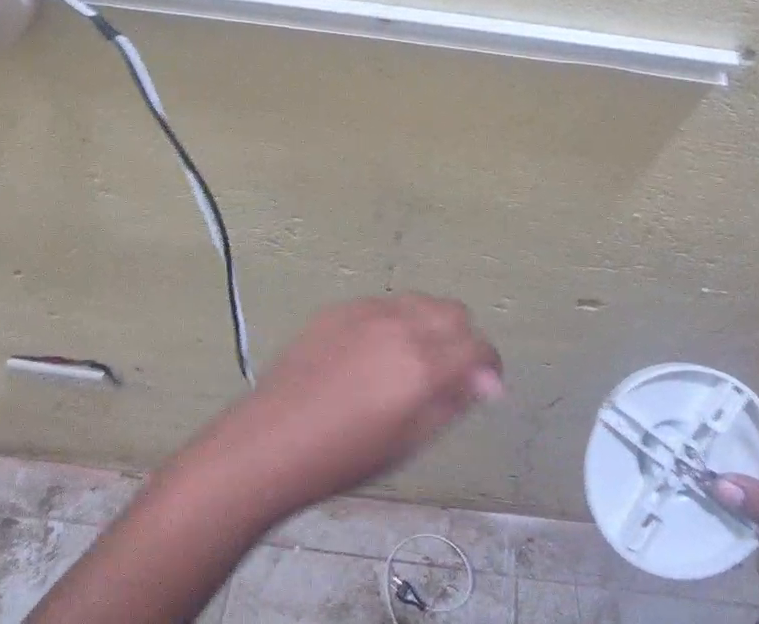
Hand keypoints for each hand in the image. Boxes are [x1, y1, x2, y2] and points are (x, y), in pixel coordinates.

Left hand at [199, 294, 503, 516]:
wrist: (269, 443)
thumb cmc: (344, 456)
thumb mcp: (409, 442)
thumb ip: (453, 402)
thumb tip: (487, 379)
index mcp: (423, 365)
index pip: (479, 347)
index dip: (489, 367)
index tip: (484, 387)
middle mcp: (400, 326)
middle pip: (454, 312)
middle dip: (461, 340)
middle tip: (447, 375)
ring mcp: (366, 312)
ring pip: (419, 302)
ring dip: (429, 326)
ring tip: (409, 362)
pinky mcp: (338, 309)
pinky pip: (383, 305)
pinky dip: (393, 323)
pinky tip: (371, 356)